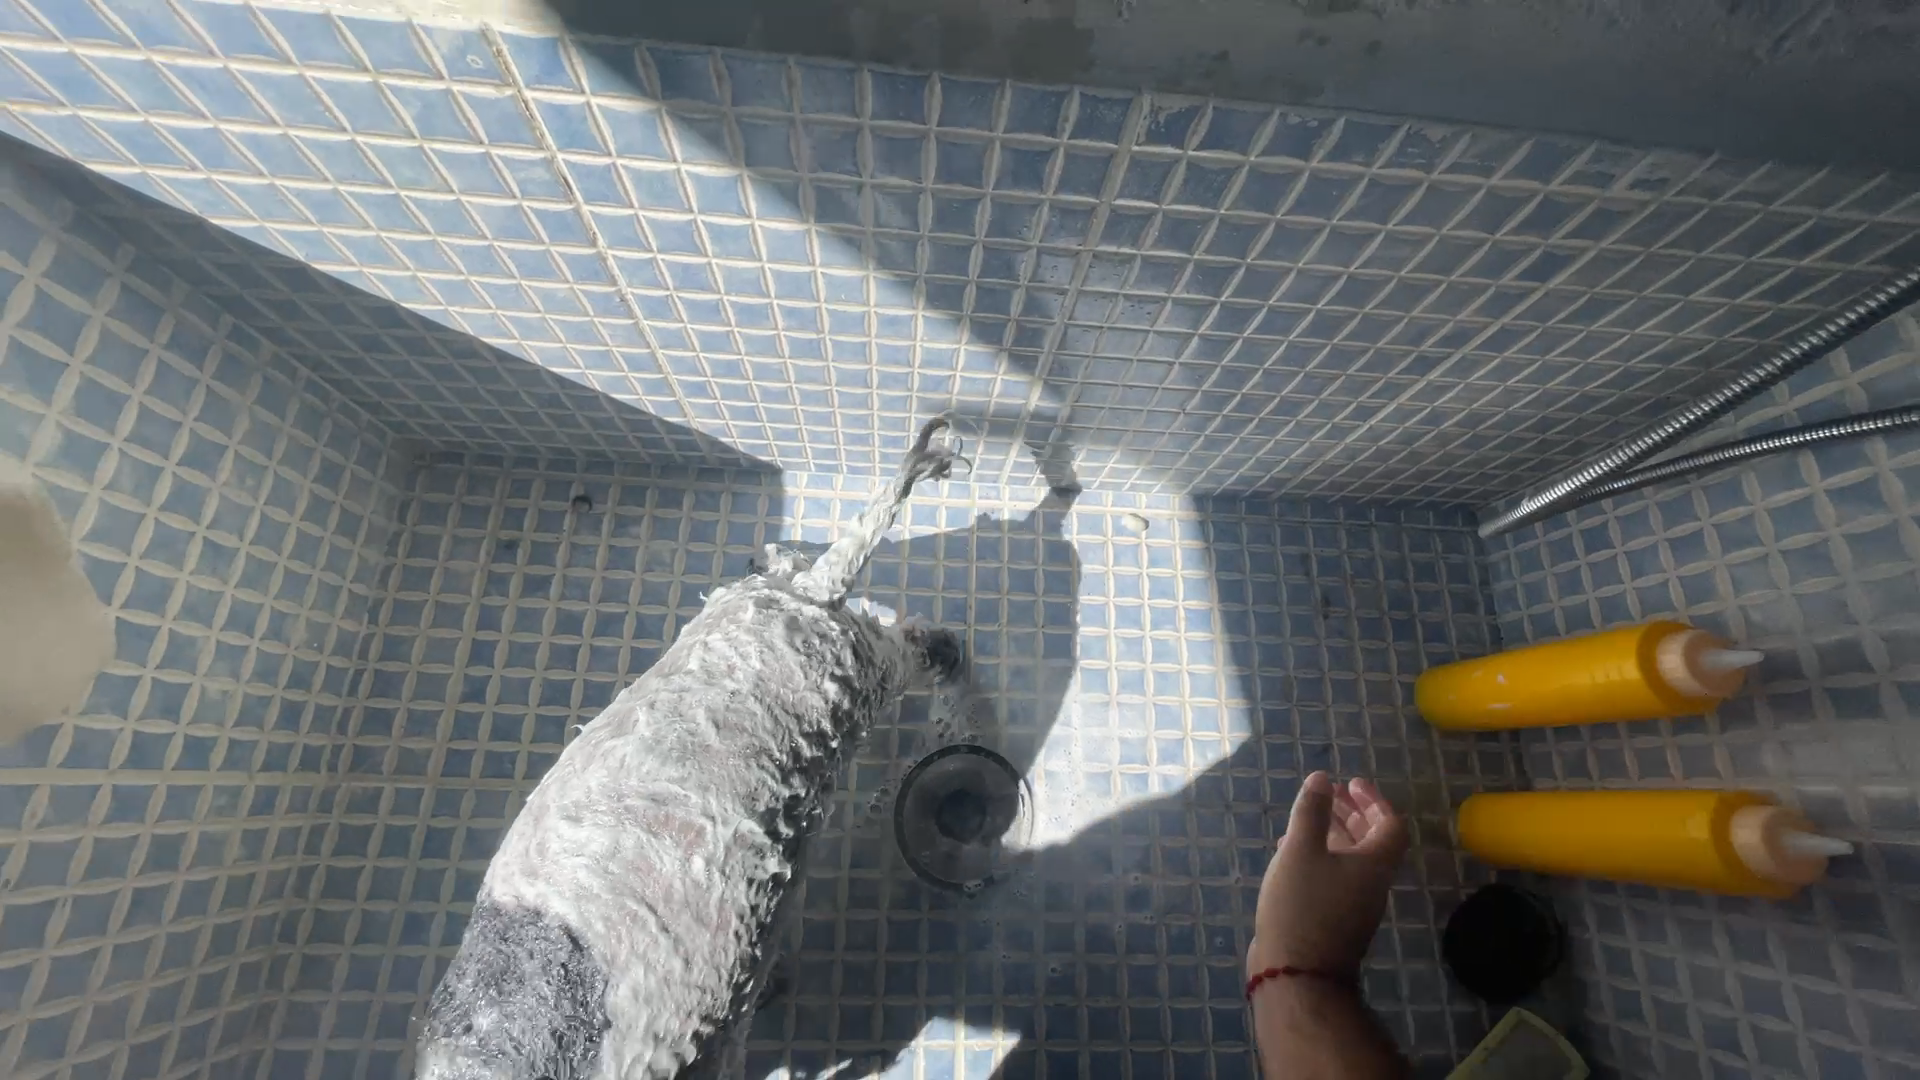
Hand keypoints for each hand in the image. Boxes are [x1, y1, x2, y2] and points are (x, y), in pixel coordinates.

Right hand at [1248, 772, 1407, 980]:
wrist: (1296, 970)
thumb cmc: (1302, 902)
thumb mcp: (1302, 848)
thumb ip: (1311, 810)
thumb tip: (1322, 778)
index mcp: (1373, 865)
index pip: (1390, 826)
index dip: (1374, 800)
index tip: (1350, 783)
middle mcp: (1370, 883)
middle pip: (1371, 841)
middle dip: (1352, 811)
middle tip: (1328, 791)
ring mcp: (1352, 902)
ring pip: (1350, 857)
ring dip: (1333, 829)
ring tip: (1306, 813)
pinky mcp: (1332, 915)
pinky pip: (1333, 873)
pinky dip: (1319, 852)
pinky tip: (1290, 847)